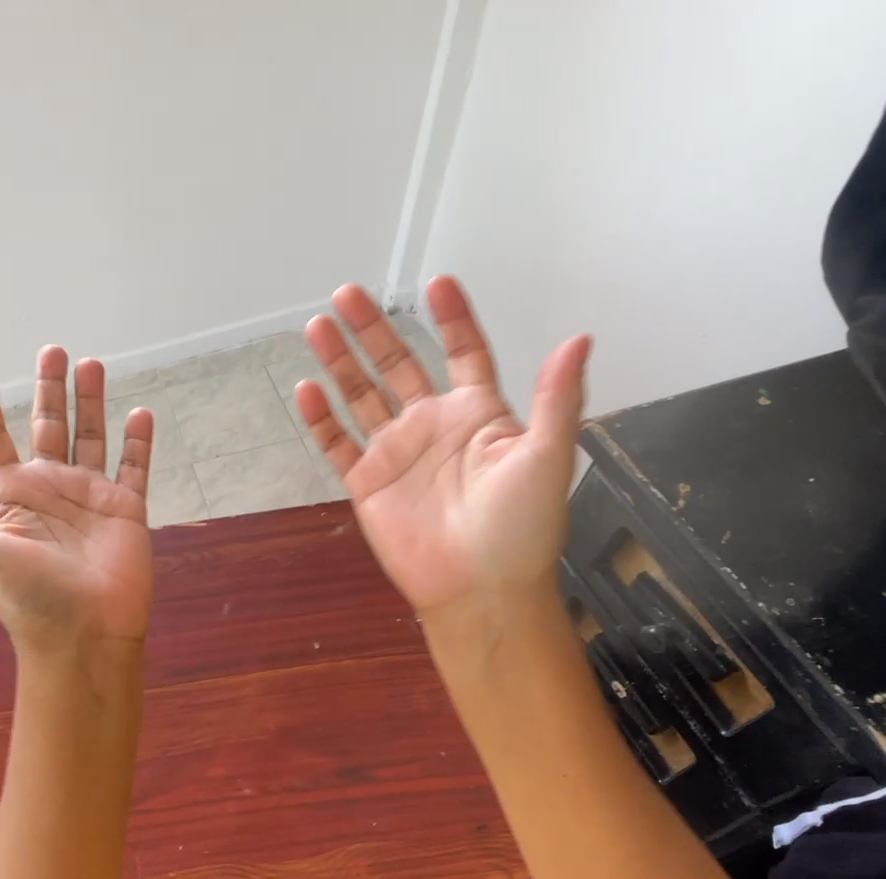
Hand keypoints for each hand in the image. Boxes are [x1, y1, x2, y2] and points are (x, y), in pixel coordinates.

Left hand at [0, 347, 155, 651]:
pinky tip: (140, 412)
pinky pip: (133, 466)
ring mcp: (89, 496)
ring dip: (91, 401)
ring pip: (91, 436)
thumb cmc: (26, 598)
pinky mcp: (126, 508)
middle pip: (47, 425)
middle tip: (52, 349)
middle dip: (49, 387)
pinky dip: (138, 440)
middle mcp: (49, 489)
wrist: (83, 635)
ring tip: (91, 363)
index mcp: (10, 496)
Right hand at [294, 276, 589, 614]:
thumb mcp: (548, 458)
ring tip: (317, 326)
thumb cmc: (521, 527)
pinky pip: (337, 444)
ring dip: (339, 363)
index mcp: (477, 413)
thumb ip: (557, 398)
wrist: (481, 590)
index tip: (436, 282)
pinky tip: (306, 389)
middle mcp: (432, 424)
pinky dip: (320, 418)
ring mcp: (395, 452)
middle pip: (396, 365)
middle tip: (348, 294)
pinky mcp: (366, 483)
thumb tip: (578, 337)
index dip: (451, 318)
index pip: (462, 352)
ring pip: (360, 397)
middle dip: (372, 329)